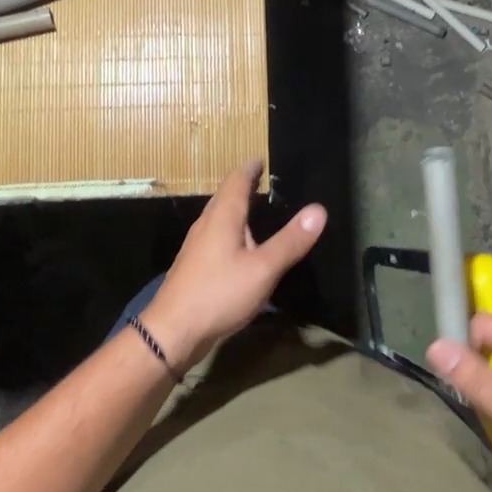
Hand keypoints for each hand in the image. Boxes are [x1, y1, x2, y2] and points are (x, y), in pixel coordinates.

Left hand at [143, 160, 326, 368]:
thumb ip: (290, 240)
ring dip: (238, 210)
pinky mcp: (195, 266)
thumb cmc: (219, 294)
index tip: (263, 160)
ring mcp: (198, 245)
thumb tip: (318, 209)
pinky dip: (233, 231)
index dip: (250, 168)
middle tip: (267, 183)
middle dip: (244, 186)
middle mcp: (207, 224)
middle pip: (225, 196)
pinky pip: (217, 237)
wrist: (173, 331)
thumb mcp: (263, 269)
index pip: (236, 180)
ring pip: (220, 217)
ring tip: (260, 213)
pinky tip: (243, 249)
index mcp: (223, 216)